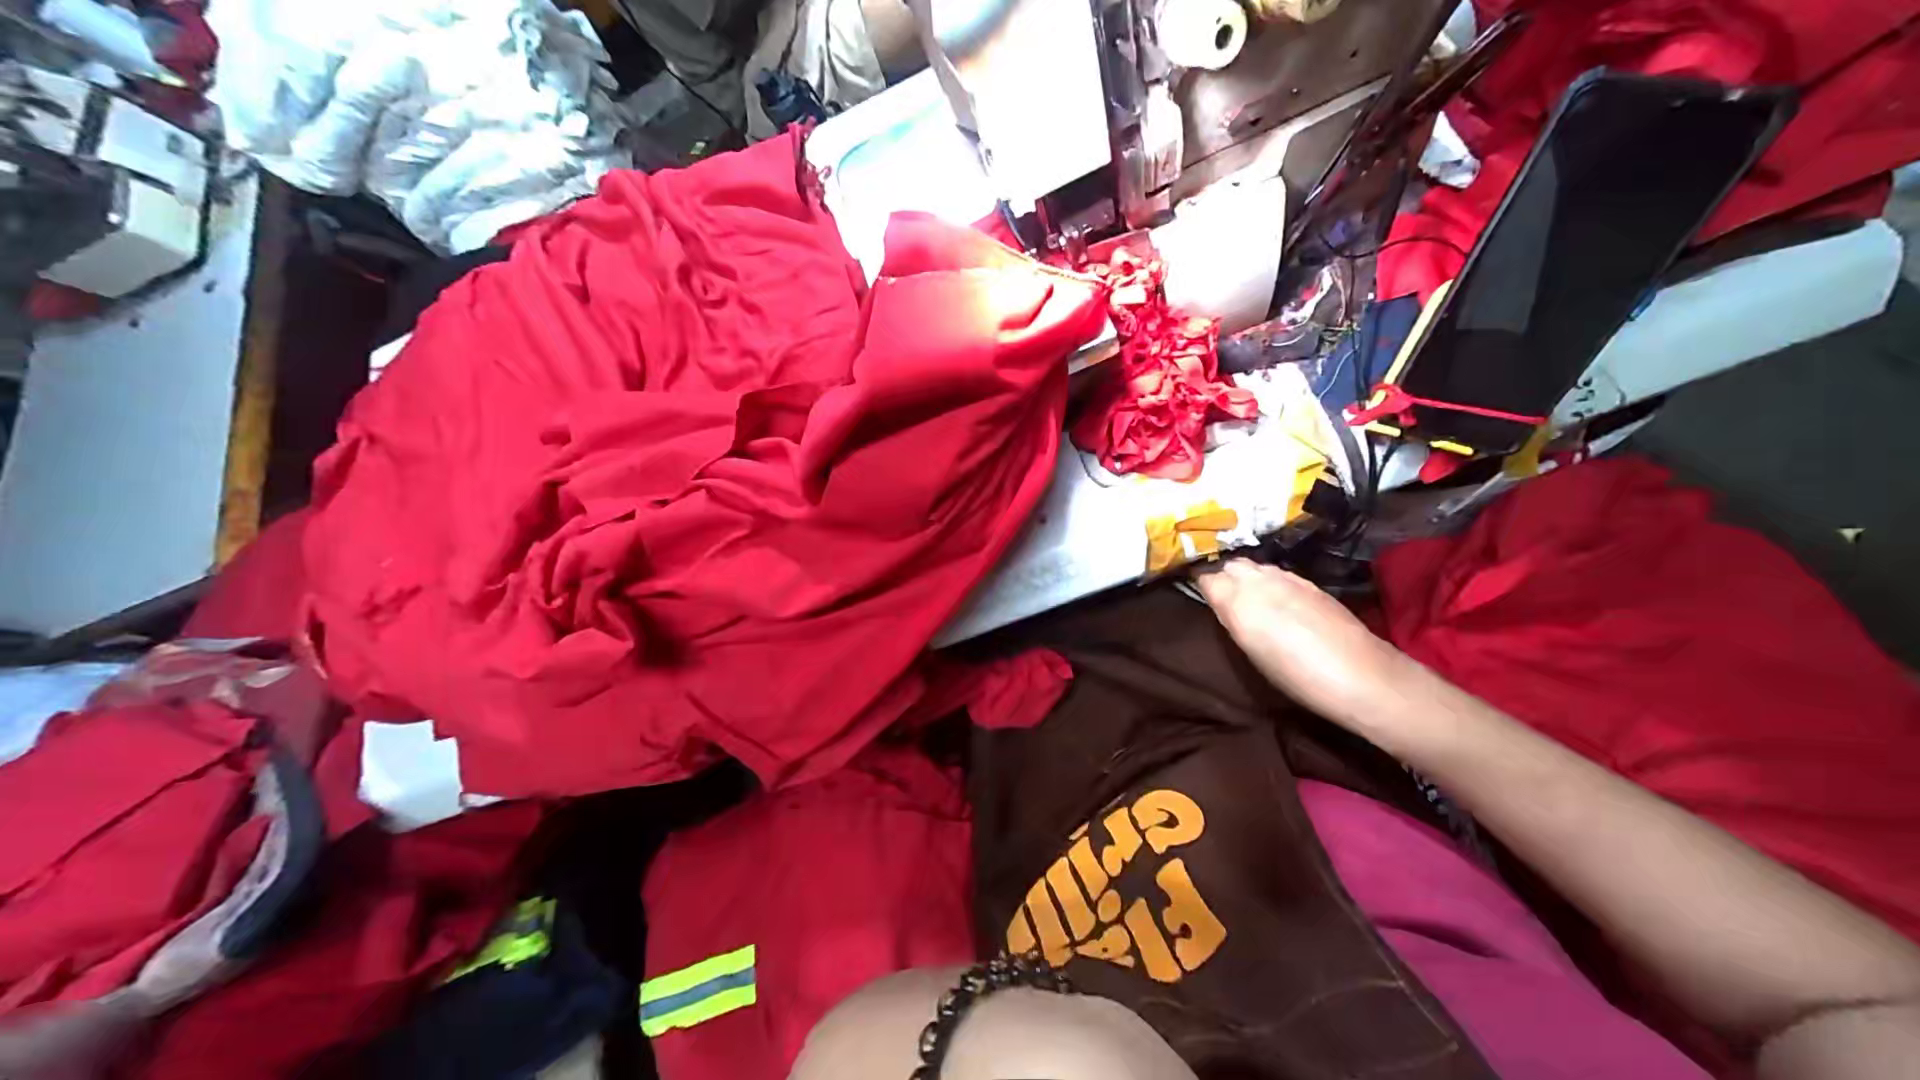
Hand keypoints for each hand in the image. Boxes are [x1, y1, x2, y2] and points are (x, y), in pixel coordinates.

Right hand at [1194, 559, 1428, 739]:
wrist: (1361, 676)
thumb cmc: (1297, 676)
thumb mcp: (1250, 651)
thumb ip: (1232, 620)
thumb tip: (1222, 603)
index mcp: (1237, 600)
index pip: (1205, 576)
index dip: (1200, 584)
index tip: (1199, 596)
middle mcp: (1259, 580)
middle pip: (1230, 565)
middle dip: (1223, 575)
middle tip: (1222, 597)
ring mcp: (1287, 578)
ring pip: (1255, 566)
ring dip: (1247, 577)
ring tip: (1248, 598)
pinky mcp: (1310, 583)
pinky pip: (1277, 574)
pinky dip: (1269, 582)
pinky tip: (1276, 601)